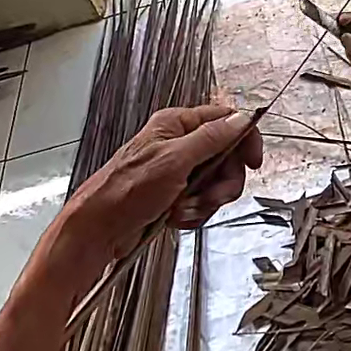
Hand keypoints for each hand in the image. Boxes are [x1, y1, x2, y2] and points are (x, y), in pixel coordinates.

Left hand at [0, 104, 261, 350]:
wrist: (98, 231)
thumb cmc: (124, 192)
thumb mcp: (174, 161)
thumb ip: (211, 138)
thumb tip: (240, 119)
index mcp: (176, 125)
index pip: (225, 119)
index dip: (244, 138)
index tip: (253, 162)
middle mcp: (178, 144)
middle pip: (225, 155)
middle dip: (222, 181)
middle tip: (210, 196)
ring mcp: (177, 170)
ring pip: (216, 182)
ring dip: (206, 201)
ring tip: (184, 209)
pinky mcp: (174, 194)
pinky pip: (201, 202)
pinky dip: (194, 214)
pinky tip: (177, 218)